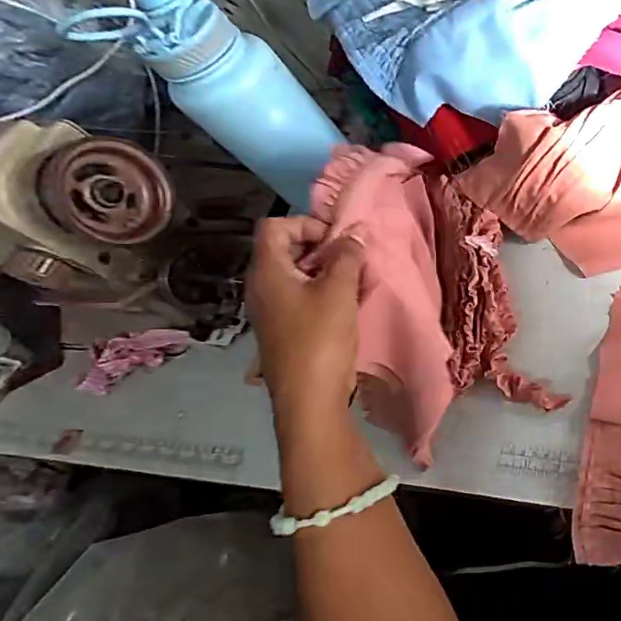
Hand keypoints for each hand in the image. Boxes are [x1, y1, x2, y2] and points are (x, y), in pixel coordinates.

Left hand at [247, 216, 363, 422]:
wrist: (309, 397)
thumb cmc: (320, 338)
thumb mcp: (339, 291)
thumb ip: (347, 257)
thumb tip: (353, 235)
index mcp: (267, 271)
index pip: (276, 226)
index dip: (308, 223)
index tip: (340, 239)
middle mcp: (262, 286)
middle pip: (287, 249)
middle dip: (324, 248)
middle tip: (355, 260)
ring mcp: (272, 309)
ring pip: (298, 275)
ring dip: (328, 272)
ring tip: (358, 283)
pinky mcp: (286, 329)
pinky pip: (303, 298)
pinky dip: (325, 293)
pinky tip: (349, 305)